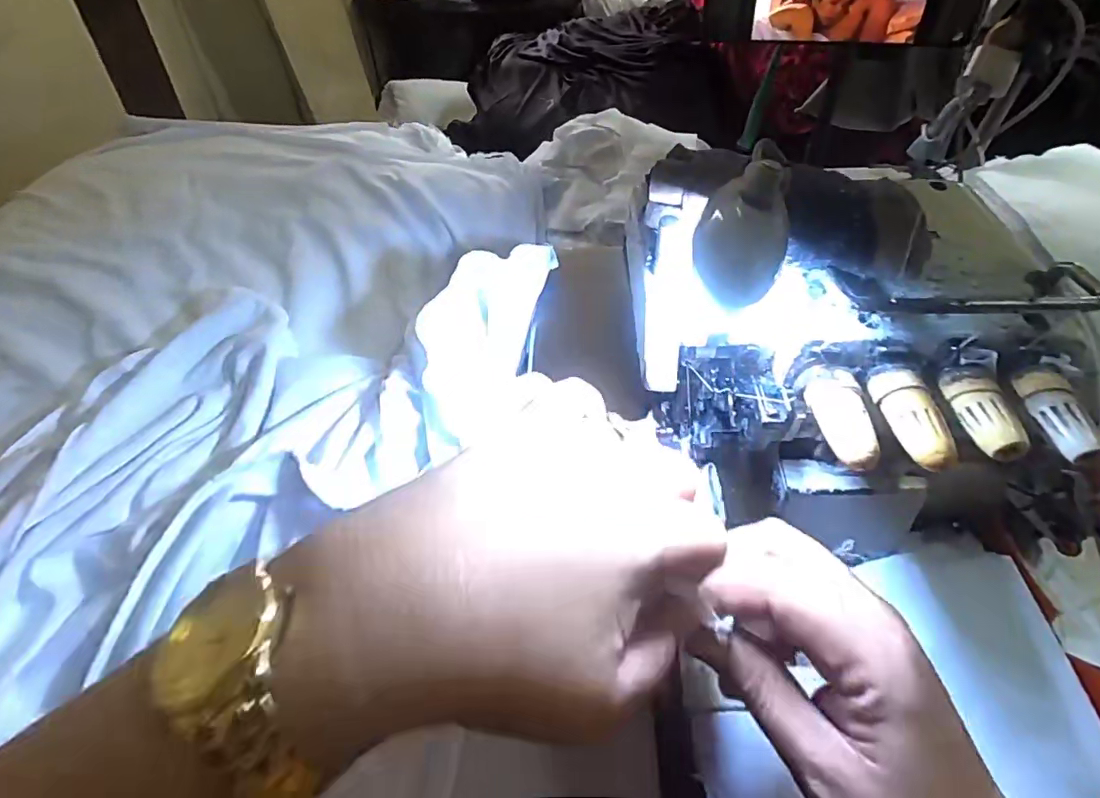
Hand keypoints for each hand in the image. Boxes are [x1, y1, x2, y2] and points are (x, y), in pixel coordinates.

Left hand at [268, 395, 725, 772]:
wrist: (387, 608)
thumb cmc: (499, 661)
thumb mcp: (598, 702)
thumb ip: (664, 657)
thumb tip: (679, 609)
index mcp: (652, 534)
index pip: (712, 536)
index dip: (693, 570)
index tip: (657, 594)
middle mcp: (624, 470)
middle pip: (681, 476)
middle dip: (668, 513)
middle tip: (620, 552)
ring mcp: (572, 436)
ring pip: (631, 435)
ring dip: (624, 468)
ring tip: (581, 504)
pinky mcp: (523, 419)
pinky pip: (571, 397)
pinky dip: (573, 419)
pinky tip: (551, 453)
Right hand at [692, 519, 998, 797]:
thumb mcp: (824, 767)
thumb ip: (764, 693)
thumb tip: (707, 634)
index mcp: (867, 640)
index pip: (782, 581)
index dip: (726, 581)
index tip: (677, 598)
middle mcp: (870, 605)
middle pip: (788, 546)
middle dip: (733, 559)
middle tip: (688, 600)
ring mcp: (871, 610)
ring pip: (796, 556)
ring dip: (749, 573)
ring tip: (711, 617)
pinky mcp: (866, 624)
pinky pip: (809, 585)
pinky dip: (771, 593)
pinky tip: (751, 633)